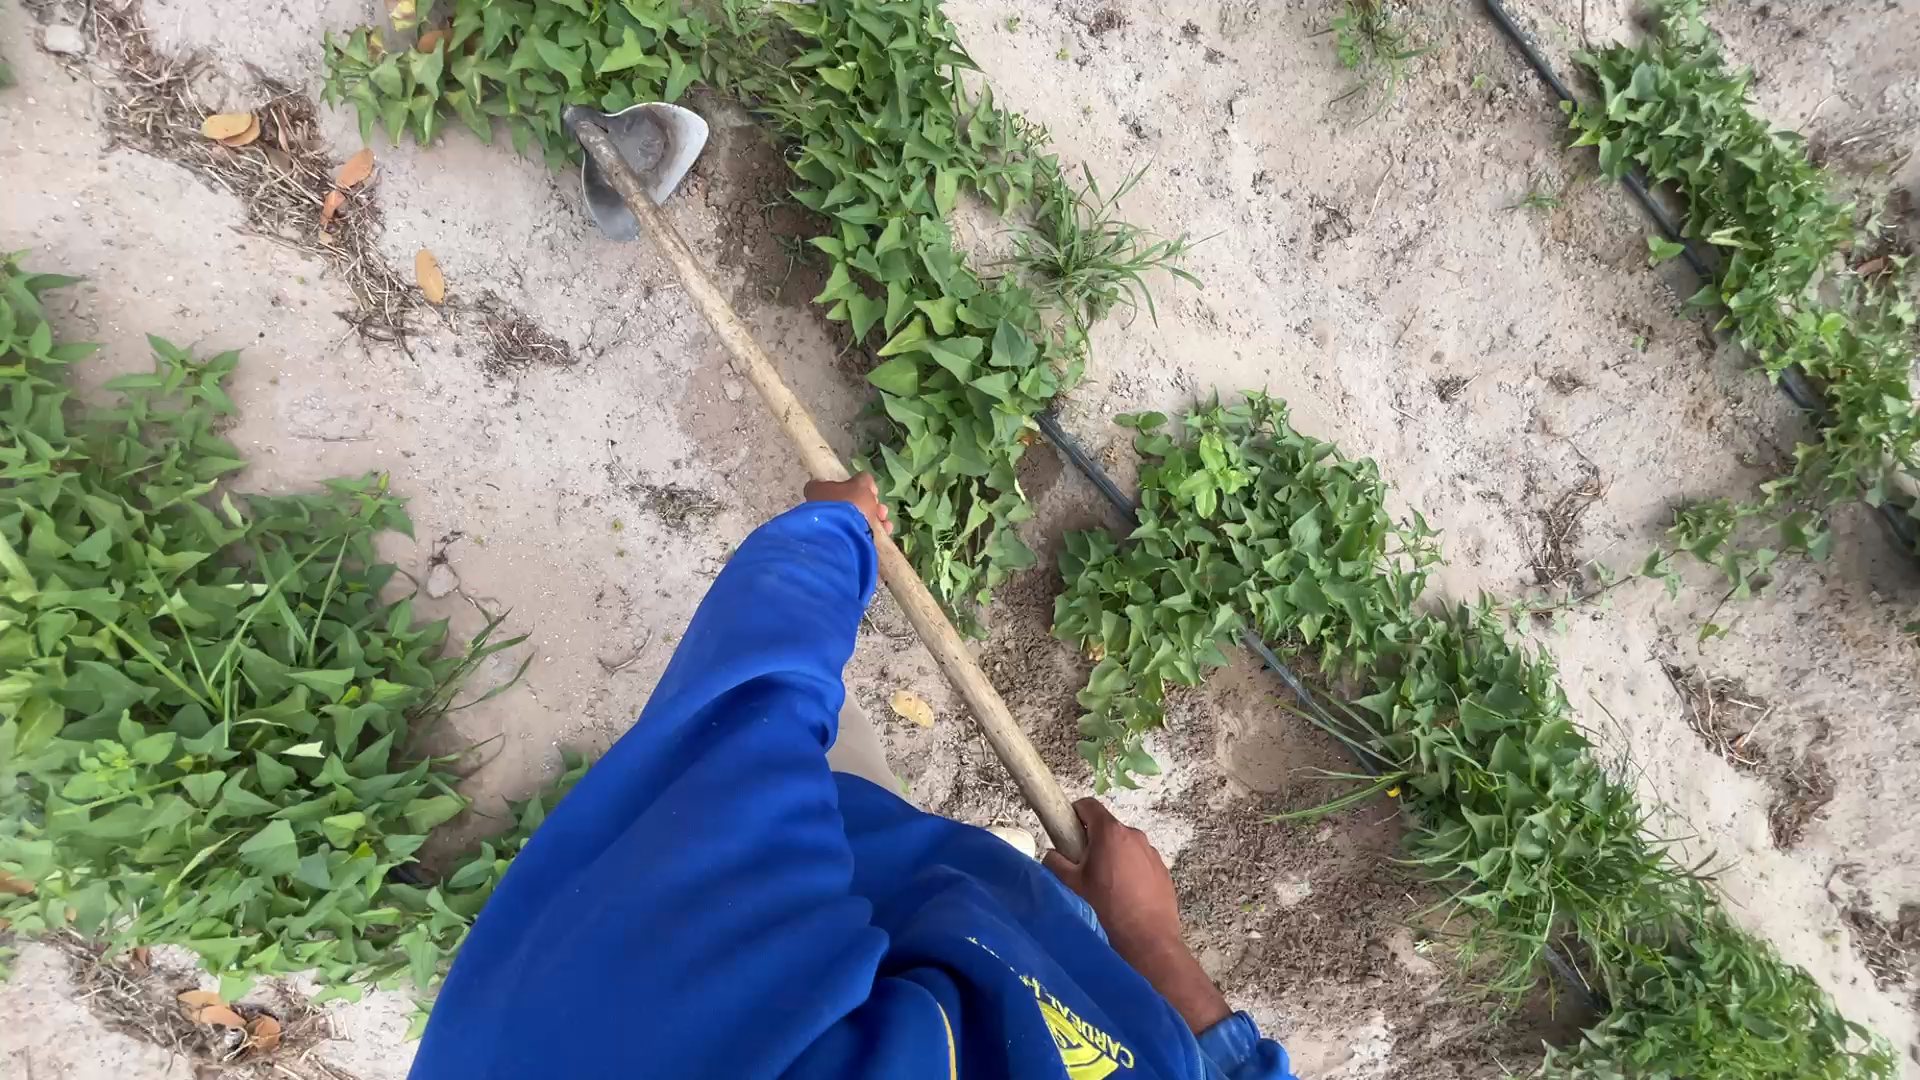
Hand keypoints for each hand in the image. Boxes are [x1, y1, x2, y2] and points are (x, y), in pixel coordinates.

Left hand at [803, 473, 891, 535]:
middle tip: (879, 508)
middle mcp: (818, 509)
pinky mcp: (838, 543)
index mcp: (818, 490)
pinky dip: (871, 532)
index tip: (865, 490)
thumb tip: (865, 484)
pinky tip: (885, 531)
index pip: (831, 484)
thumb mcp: (861, 484)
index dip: (850, 486)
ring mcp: (827, 527)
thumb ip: (864, 480)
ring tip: (885, 521)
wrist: (844, 537)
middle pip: (847, 503)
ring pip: (854, 520)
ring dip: (872, 518)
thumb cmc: (849, 504)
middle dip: (867, 504)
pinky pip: (857, 534)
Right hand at [1044, 798, 1229, 1033]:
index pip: (1088, 805)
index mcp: (1110, 832)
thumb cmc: (1105, 910)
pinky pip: (1140, 863)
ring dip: (1113, 858)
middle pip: (1106, 828)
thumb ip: (1055, 861)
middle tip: (1083, 869)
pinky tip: (1126, 898)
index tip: (1067, 833)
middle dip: (1093, 842)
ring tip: (1106, 889)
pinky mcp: (1163, 872)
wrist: (1148, 944)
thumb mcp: (1070, 885)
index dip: (1073, 814)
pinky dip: (1130, 872)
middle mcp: (1134, 835)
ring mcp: (1152, 853)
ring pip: (1124, 846)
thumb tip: (1054, 854)